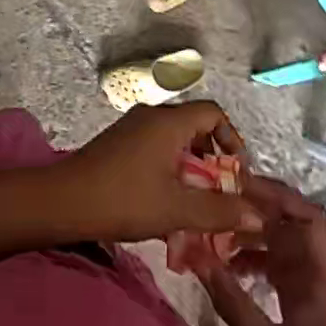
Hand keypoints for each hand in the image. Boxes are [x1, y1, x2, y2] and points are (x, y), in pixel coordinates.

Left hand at [54, 101, 260, 242]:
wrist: (67, 199)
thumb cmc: (125, 198)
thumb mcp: (178, 208)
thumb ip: (220, 210)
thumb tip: (257, 213)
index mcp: (167, 121)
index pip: (212, 112)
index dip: (232, 140)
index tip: (237, 175)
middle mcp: (151, 116)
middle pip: (195, 127)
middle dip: (214, 161)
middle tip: (222, 197)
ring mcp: (133, 128)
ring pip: (176, 142)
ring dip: (193, 171)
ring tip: (199, 207)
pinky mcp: (121, 143)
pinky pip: (158, 150)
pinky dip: (172, 171)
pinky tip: (171, 205)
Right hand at [197, 175, 325, 325]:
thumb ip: (234, 302)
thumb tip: (196, 258)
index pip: (310, 218)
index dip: (275, 195)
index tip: (235, 186)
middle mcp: (324, 277)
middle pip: (292, 224)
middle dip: (252, 209)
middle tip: (212, 202)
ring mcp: (316, 291)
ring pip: (282, 243)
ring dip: (248, 233)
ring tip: (212, 233)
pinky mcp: (307, 305)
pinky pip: (279, 265)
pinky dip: (252, 257)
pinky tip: (227, 266)